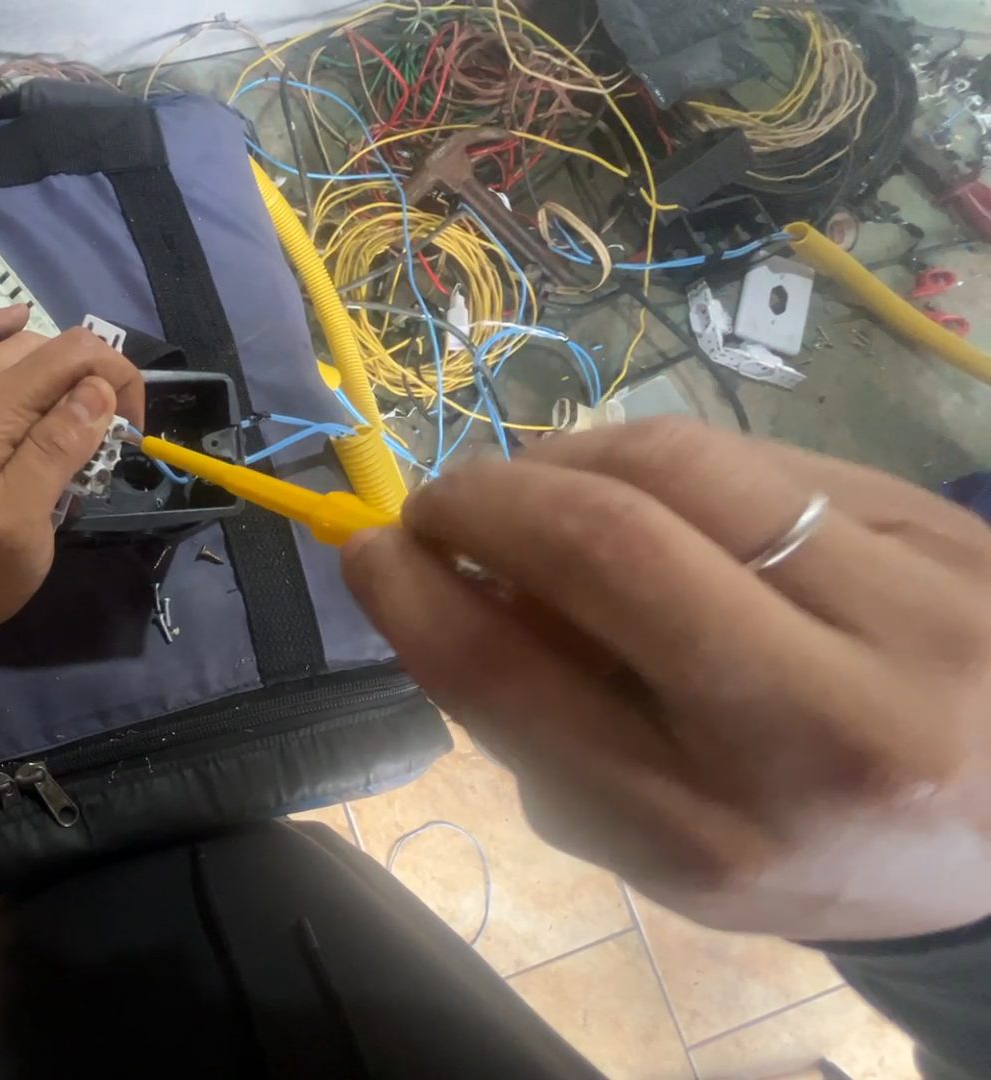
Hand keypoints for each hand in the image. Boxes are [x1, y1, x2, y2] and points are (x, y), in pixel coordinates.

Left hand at [0, 307, 144, 629]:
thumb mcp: (22, 522)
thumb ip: (56, 450)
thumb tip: (98, 390)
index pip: (72, 355)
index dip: (117, 379)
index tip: (132, 431)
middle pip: (49, 347)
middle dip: (96, 377)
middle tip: (112, 437)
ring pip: (17, 348)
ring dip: (62, 368)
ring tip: (83, 414)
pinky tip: (19, 322)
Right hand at [340, 418, 990, 940]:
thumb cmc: (771, 842)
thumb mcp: (626, 826)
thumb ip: (521, 711)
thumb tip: (438, 579)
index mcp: (705, 831)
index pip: (503, 675)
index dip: (407, 593)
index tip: (363, 550)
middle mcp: (822, 730)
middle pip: (596, 545)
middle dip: (475, 501)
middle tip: (433, 507)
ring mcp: (922, 618)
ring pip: (670, 468)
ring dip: (548, 462)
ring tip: (521, 488)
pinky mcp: (958, 536)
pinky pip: (742, 453)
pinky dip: (632, 456)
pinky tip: (619, 488)